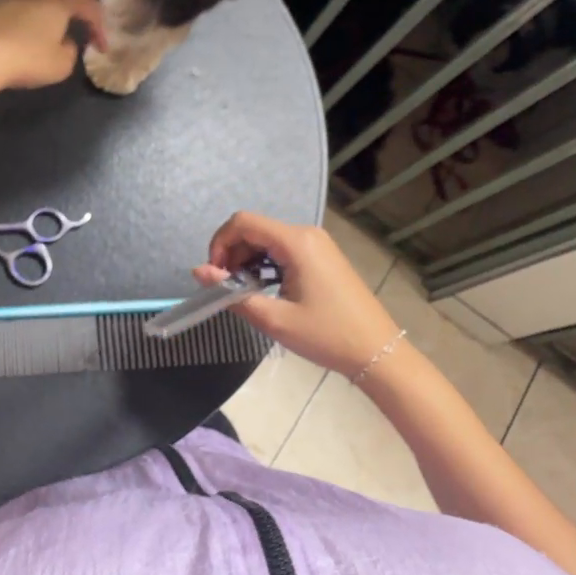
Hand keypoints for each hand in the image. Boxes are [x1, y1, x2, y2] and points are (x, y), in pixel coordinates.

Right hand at [193, 211, 399, 376]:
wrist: (378, 352)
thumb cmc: (327, 336)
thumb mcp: (275, 319)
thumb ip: (232, 293)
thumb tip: (198, 272)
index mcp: (296, 242)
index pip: (243, 222)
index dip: (220, 243)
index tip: (214, 275)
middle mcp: (306, 234)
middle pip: (254, 228)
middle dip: (232, 254)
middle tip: (227, 289)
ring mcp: (317, 243)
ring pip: (267, 239)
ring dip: (248, 260)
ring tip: (245, 293)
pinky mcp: (322, 256)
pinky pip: (283, 249)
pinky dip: (265, 264)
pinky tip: (265, 290)